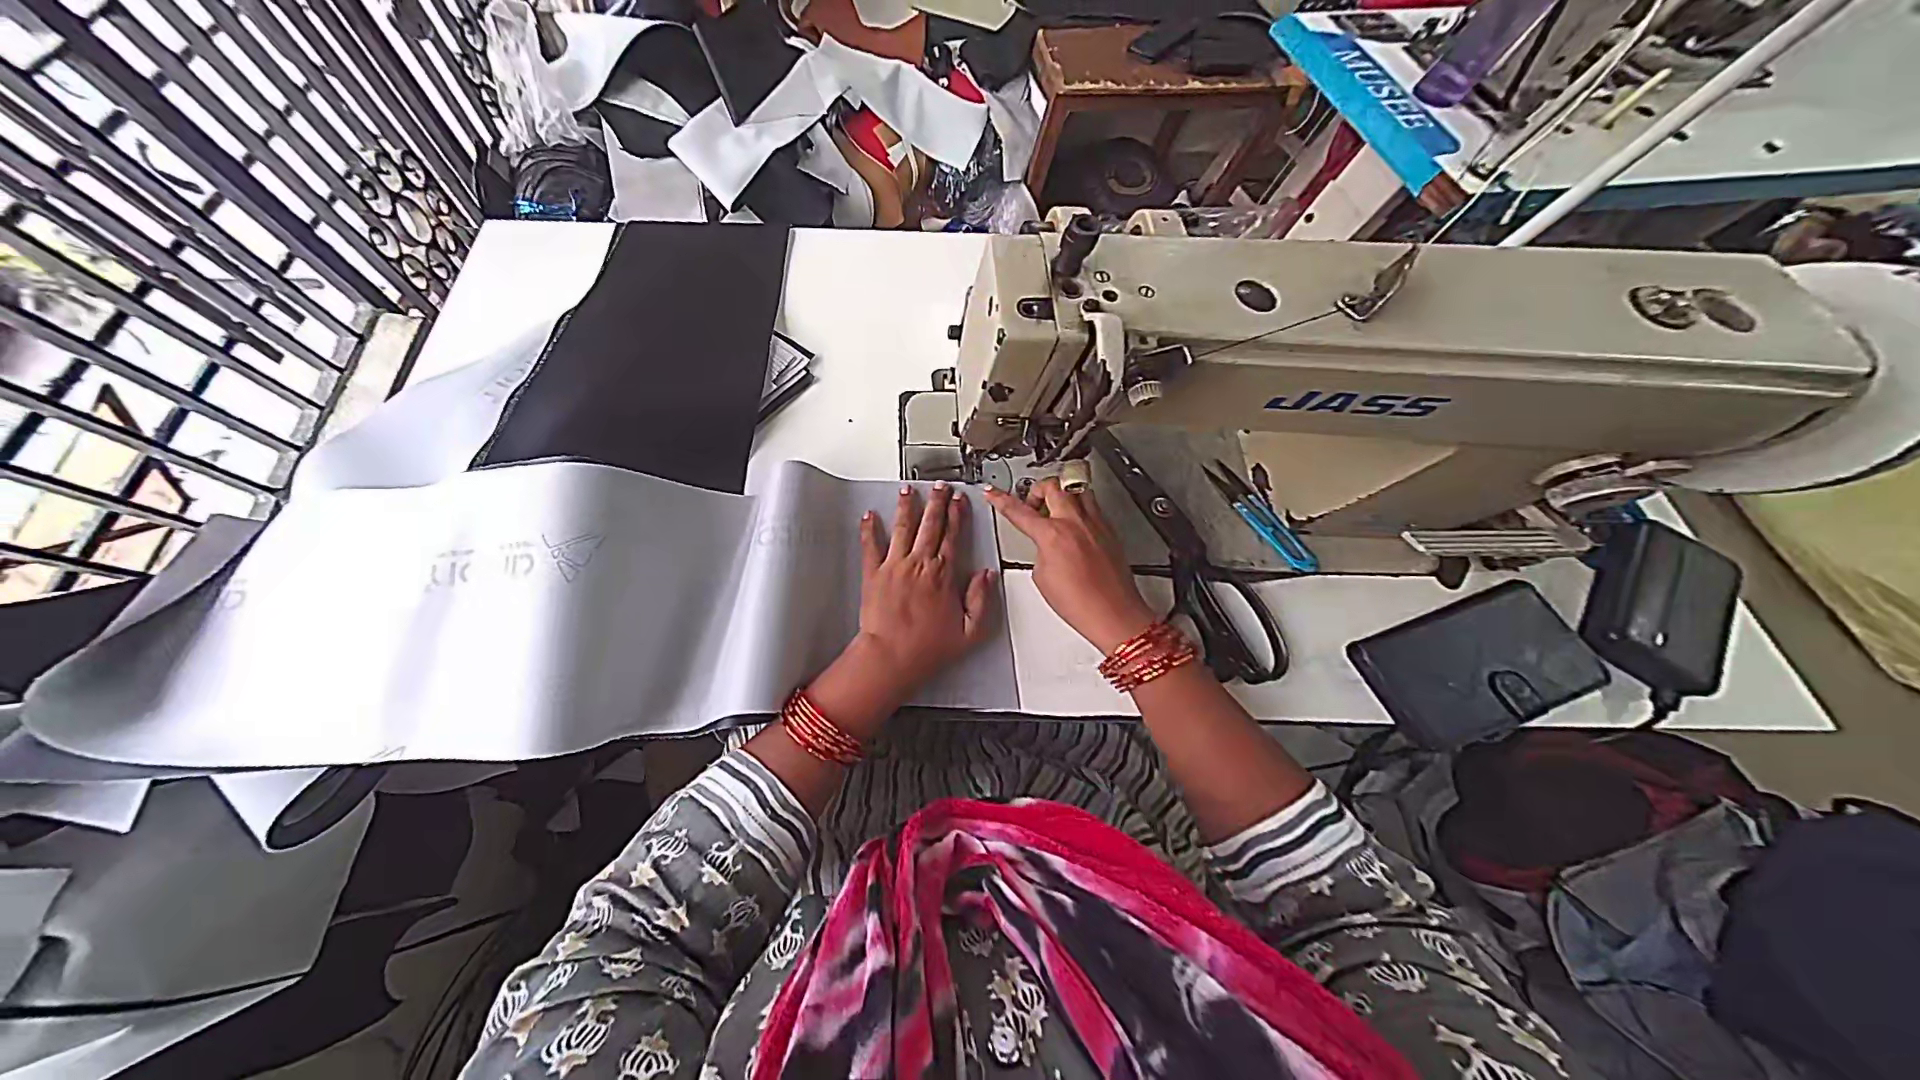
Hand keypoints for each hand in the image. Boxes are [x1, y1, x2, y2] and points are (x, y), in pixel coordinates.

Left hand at [841, 483, 996, 703]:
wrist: (890, 657)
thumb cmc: (926, 648)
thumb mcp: (970, 630)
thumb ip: (982, 600)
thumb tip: (987, 576)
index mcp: (943, 575)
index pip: (953, 536)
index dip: (957, 515)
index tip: (959, 501)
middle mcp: (919, 564)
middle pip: (930, 524)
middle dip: (937, 502)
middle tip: (940, 487)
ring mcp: (894, 566)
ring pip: (903, 527)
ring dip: (907, 507)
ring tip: (908, 491)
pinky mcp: (873, 575)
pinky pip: (871, 545)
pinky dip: (869, 529)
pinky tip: (870, 516)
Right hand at [985, 478, 1155, 652]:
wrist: (1113, 613)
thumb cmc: (1082, 603)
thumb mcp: (1042, 578)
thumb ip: (1039, 551)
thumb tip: (1045, 544)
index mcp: (1053, 534)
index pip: (1019, 510)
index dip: (1001, 499)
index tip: (994, 493)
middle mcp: (1076, 523)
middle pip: (1051, 486)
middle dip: (1036, 491)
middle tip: (1030, 503)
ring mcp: (1096, 524)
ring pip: (1076, 488)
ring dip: (1061, 494)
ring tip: (1055, 509)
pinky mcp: (1109, 530)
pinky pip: (1092, 505)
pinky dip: (1080, 508)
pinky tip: (1076, 524)